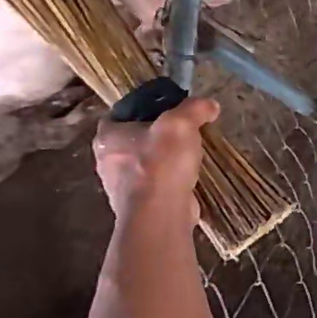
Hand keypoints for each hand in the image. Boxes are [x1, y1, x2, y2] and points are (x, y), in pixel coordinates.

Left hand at [93, 96, 219, 219]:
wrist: (159, 212)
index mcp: (108, 136)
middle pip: (135, 138)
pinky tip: (187, 177)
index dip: (146, 107)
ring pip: (145, 161)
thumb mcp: (181, 124)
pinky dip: (169, 178)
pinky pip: (154, 182)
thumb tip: (209, 105)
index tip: (171, 109)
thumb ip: (194, 109)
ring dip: (164, 158)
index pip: (123, 112)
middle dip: (158, 135)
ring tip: (190, 154)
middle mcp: (107, 159)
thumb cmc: (161, 163)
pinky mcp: (138, 202)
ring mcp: (120, 184)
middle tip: (185, 130)